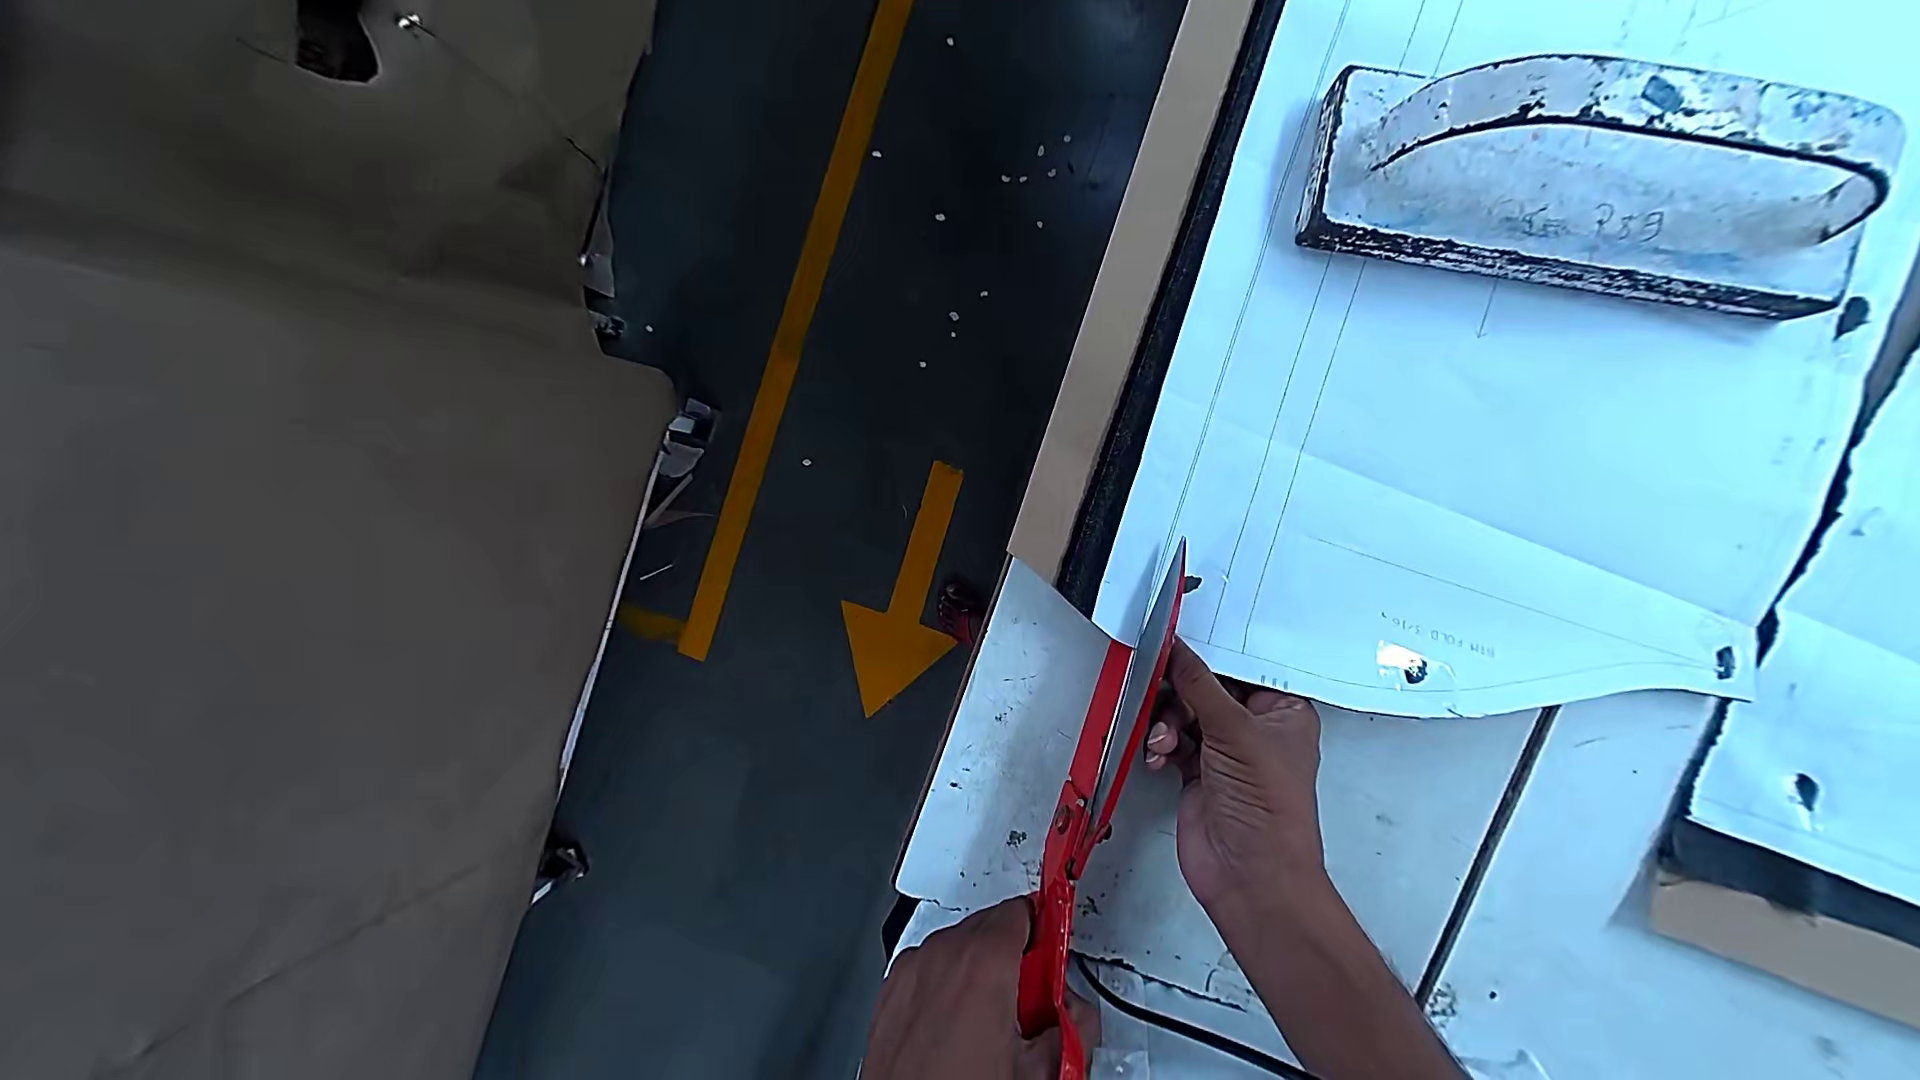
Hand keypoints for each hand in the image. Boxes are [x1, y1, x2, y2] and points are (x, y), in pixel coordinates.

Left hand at [863, 896, 1099, 1079]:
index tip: (1054, 948)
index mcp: (985, 960)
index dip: (1045, 929)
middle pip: (993, 925)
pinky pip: (930, 966)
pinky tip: (956, 1028)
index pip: (1024, 910)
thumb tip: (1077, 1012)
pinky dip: (946, 982)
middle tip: (1032, 999)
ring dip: (979, 967)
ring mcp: (915, 966)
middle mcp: (946, 951)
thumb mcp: (1041, 1071)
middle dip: (1016, 954)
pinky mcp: (892, 987)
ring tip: (991, 1024)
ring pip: (960, 944)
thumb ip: (1072, 1026)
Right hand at [1144, 638, 1327, 919]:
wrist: (1248, 876)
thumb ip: (1199, 684)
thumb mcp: (1234, 732)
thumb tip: (1179, 649)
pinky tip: (1160, 756)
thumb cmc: (1270, 815)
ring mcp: (1223, 751)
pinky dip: (1160, 744)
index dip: (1211, 655)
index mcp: (1282, 713)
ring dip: (1167, 723)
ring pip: (1183, 713)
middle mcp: (1254, 729)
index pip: (1241, 668)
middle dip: (1180, 694)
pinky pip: (1170, 739)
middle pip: (1205, 689)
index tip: (1179, 641)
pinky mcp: (1197, 770)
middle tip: (1163, 691)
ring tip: (1165, 740)